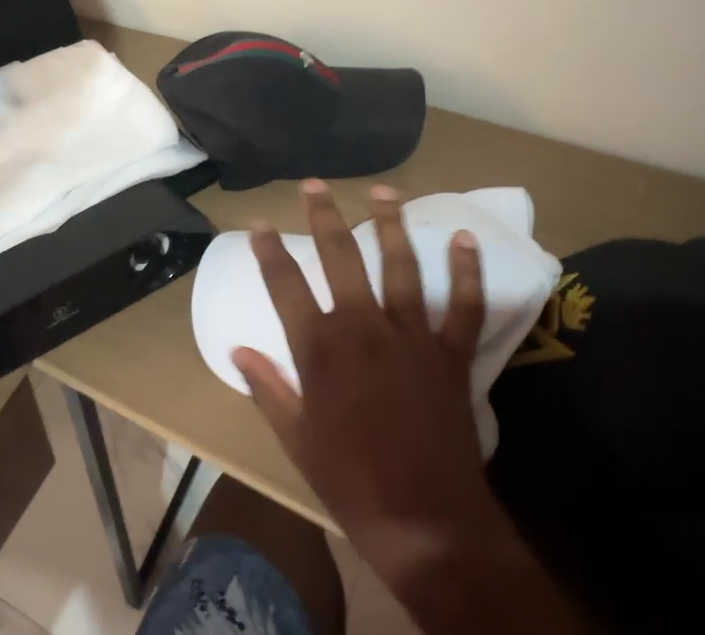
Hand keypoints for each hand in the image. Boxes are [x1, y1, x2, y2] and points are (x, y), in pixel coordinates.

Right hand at [233, 180, 504, 586]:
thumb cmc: (349, 479)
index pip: (285, 284)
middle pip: (340, 257)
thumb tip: (237, 350)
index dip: (270, 250)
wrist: (423, 519)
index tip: (260, 225)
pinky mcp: (450, 354)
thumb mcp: (294, 437)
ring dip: (390, 224)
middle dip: (325, 216)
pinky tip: (463, 238)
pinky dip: (466, 271)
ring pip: (400, 266)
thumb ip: (267, 386)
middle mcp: (362, 328)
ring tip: (382, 191)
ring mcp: (410, 336)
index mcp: (318, 348)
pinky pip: (463, 305)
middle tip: (315, 185)